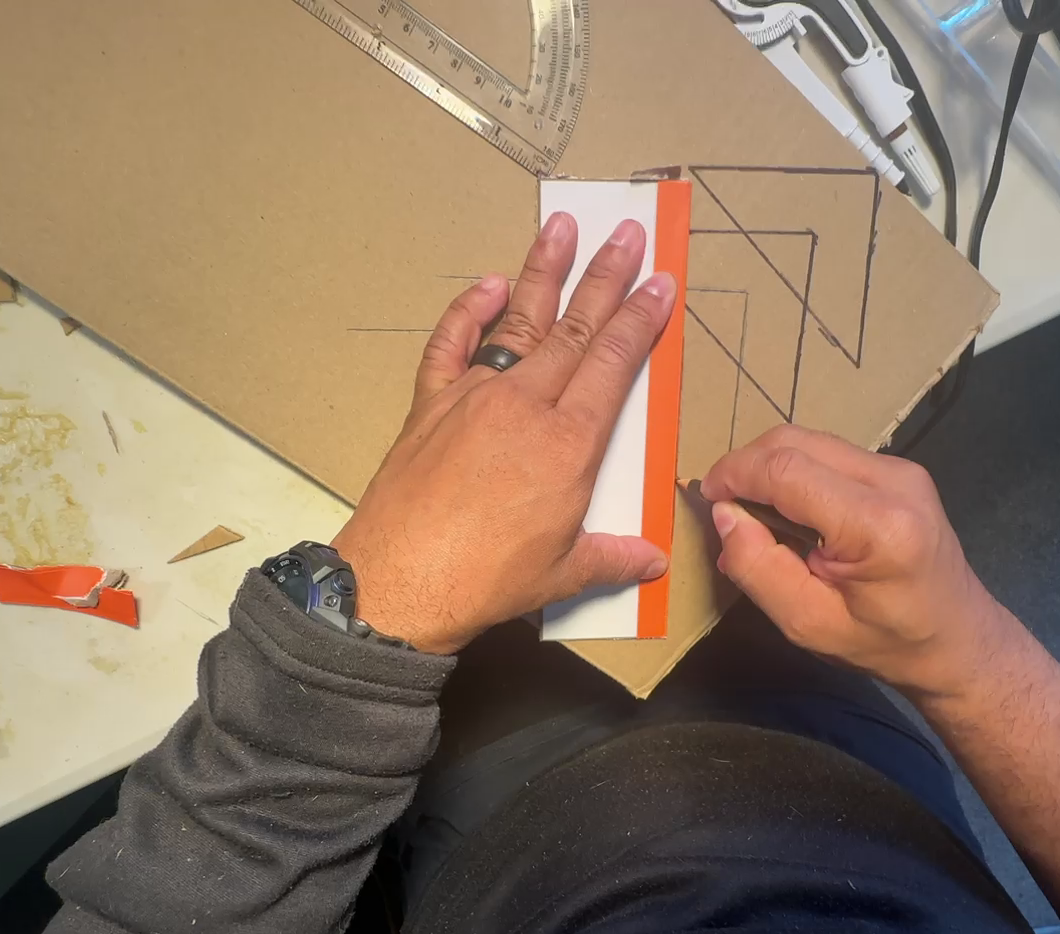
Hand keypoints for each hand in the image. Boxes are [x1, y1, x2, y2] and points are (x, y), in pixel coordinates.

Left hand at [331, 213, 677, 653]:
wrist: (400, 581)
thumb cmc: (487, 578)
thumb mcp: (564, 573)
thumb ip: (614, 557)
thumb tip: (655, 561)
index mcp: (569, 444)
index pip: (614, 363)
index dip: (640, 319)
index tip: (659, 282)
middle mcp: (525, 405)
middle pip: (574, 329)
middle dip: (605, 277)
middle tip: (627, 234)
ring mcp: (473, 397)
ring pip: (518, 322)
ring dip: (543, 272)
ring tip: (563, 227)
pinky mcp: (430, 404)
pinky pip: (451, 345)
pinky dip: (467, 311)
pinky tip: (485, 285)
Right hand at [699, 425, 1016, 701]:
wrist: (957, 639)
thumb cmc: (884, 643)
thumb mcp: (807, 623)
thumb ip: (759, 568)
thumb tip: (724, 515)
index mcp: (877, 526)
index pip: (786, 470)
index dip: (735, 475)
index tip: (708, 499)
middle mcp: (893, 481)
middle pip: (794, 442)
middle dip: (746, 465)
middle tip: (724, 506)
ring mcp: (899, 469)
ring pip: (808, 441)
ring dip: (767, 467)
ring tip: (750, 511)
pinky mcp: (897, 469)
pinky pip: (826, 453)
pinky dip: (792, 472)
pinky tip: (785, 509)